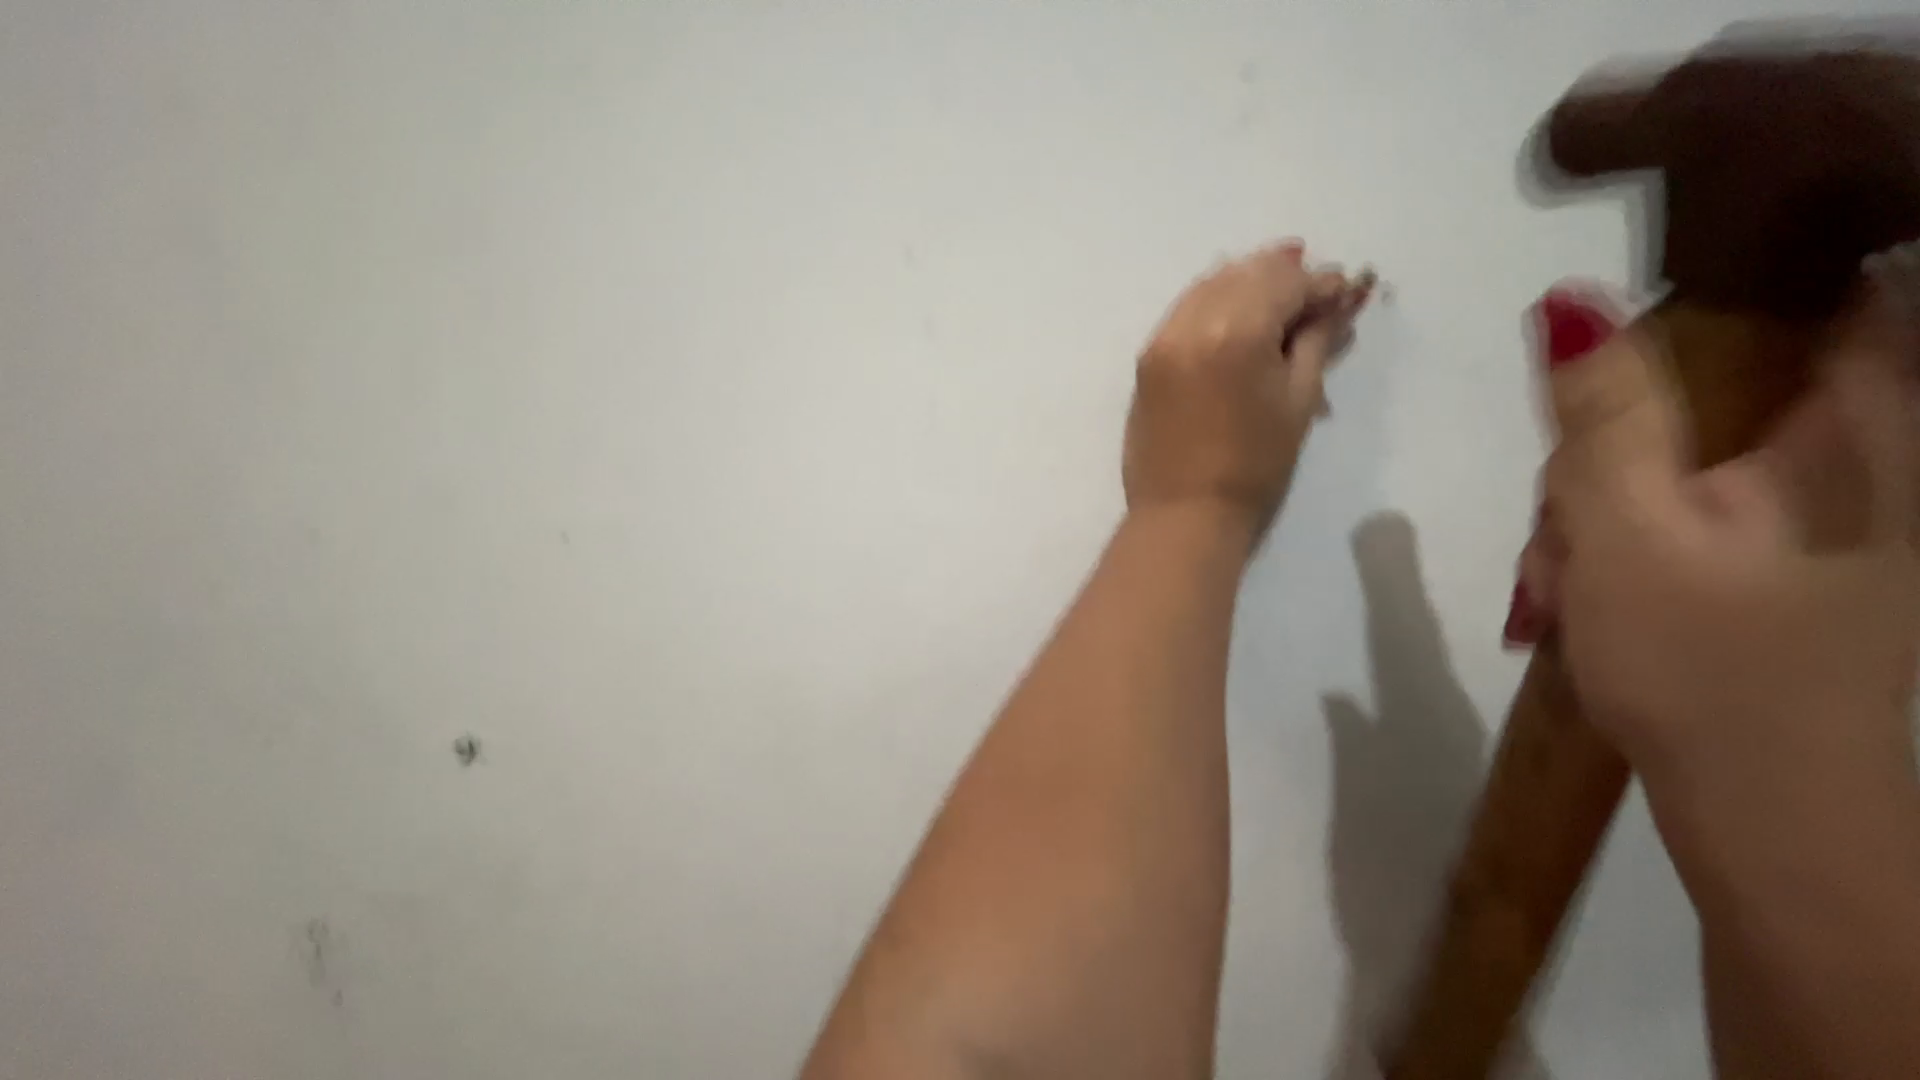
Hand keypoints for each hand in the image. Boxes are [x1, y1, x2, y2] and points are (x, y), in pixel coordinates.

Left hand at [1123, 241, 1371, 537]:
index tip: (1344, 289)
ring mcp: (1163, 340)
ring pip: (1209, 286)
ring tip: (1277, 286)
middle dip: (1283, 274)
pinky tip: (1234, 310)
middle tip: (1313, 283)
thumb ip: (1313, 342)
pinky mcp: (1147, 360)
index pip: (1285, 283)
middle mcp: (1192, 323)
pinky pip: (1183, 311)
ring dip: (1246, 280)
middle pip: (1245, 275)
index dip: (1320, 283)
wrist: (1184, 512)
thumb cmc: (1254, 465)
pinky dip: (1212, 301)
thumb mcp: (1298, 401)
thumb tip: (1330, 305)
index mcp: (1237, 331)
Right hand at [1515, 283, 1919, 820]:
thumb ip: (1600, 414)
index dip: (1697, 310)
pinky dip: (1616, 541)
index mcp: (1851, 434)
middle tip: (1565, 518)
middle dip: (1608, 445)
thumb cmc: (1699, 664)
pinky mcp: (1771, 558)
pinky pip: (1675, 509)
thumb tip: (1569, 299)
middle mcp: (1848, 461)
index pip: (1804, 302)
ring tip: (1566, 577)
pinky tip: (1585, 592)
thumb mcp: (1624, 528)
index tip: (1610, 366)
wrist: (1756, 808)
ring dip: (1595, 504)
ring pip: (1675, 456)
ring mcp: (1808, 516)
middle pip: (1706, 391)